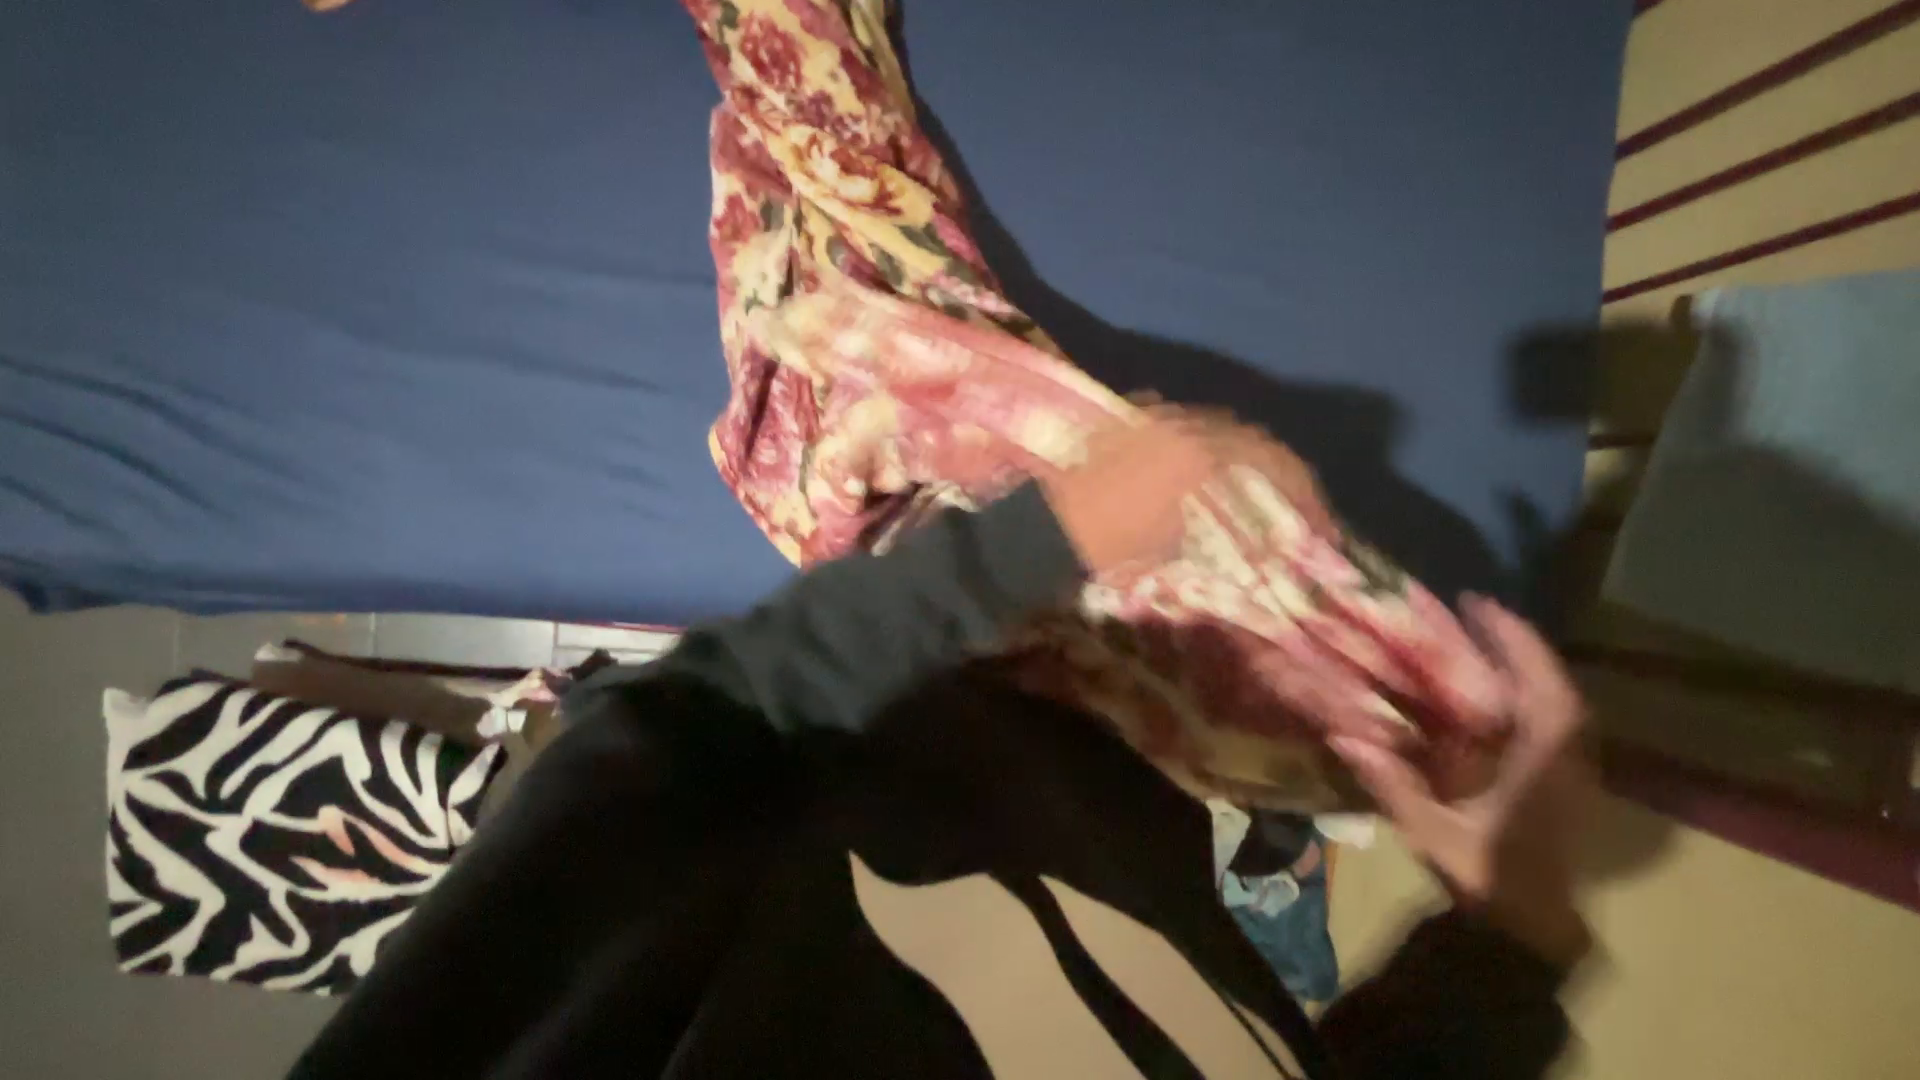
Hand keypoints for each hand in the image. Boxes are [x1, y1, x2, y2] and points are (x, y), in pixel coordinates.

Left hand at [1037, 408, 1328, 578]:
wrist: (1044, 527)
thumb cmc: (1109, 544)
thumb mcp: (1175, 543)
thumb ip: (1219, 523)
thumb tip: (1251, 527)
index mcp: (1199, 455)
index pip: (1271, 460)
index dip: (1304, 490)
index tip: (1320, 524)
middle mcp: (1180, 424)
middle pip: (1247, 434)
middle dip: (1276, 466)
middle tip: (1291, 499)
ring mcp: (1150, 417)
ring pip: (1212, 423)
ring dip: (1237, 449)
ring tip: (1249, 481)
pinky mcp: (1125, 420)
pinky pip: (1176, 419)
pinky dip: (1197, 438)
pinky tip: (1199, 461)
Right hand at [1331, 596, 1592, 964]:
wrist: (1532, 929)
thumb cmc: (1489, 879)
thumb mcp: (1432, 834)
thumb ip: (1390, 784)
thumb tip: (1341, 734)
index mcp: (1543, 766)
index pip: (1541, 691)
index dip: (1514, 643)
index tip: (1479, 605)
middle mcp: (1566, 759)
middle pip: (1551, 687)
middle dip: (1515, 646)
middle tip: (1474, 615)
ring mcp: (1571, 770)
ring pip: (1555, 703)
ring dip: (1522, 669)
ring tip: (1480, 641)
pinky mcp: (1564, 782)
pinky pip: (1551, 722)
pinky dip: (1526, 696)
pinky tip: (1490, 691)